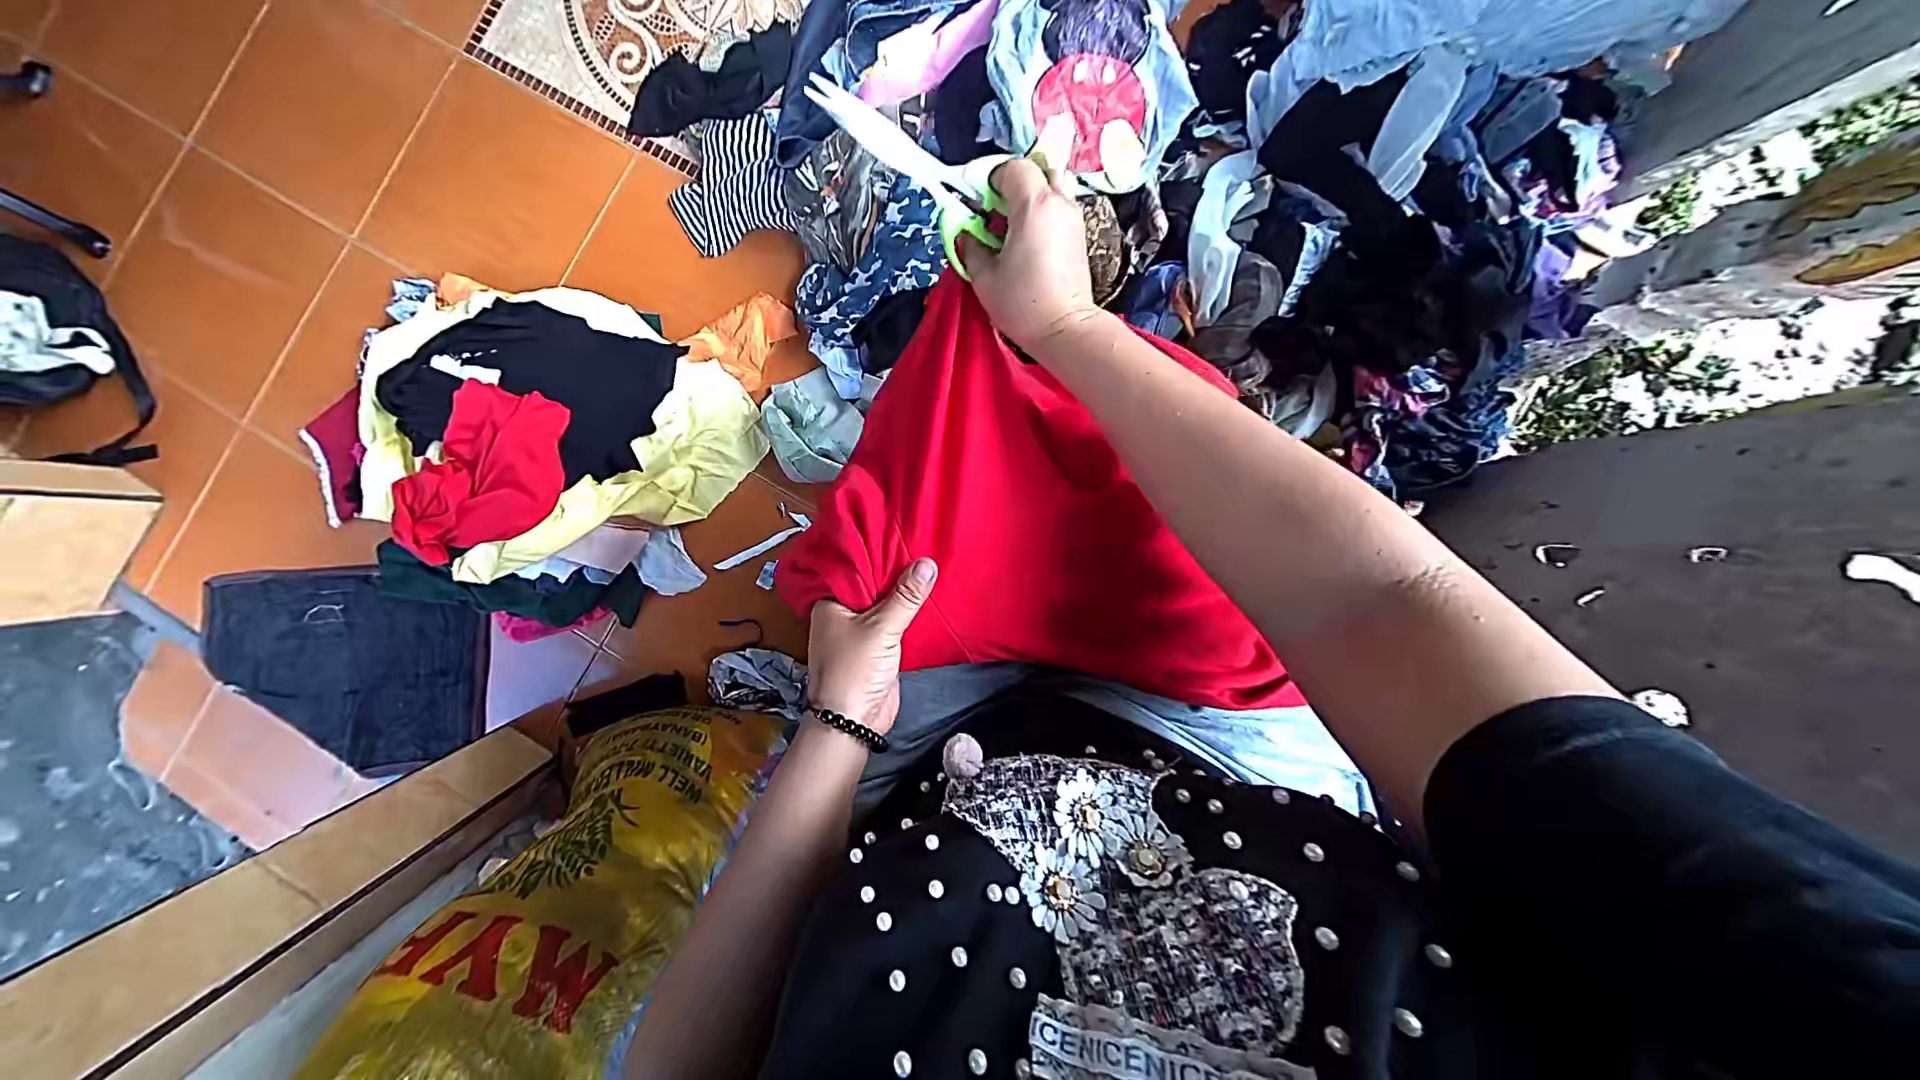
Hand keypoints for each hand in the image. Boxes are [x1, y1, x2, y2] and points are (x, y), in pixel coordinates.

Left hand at [805, 558, 937, 735]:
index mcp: (830, 603)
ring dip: (903, 594)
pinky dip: (907, 613)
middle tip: (921, 544)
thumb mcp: (881, 628)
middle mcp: (841, 614)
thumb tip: (927, 564)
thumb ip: (906, 596)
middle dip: (894, 572)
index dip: (877, 552)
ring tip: (929, 565)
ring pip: (884, 605)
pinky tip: (926, 598)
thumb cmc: (854, 670)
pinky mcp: (876, 648)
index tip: (901, 533)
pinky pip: (894, 623)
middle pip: (872, 586)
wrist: (853, 722)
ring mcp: (859, 632)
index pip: (854, 568)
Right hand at [957, 157, 1104, 351]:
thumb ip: (970, 247)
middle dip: (1015, 184)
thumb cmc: (1022, 305)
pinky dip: (1044, 214)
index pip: (1013, 167)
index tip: (979, 203)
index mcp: (1033, 205)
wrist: (1064, 330)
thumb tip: (965, 234)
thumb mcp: (984, 278)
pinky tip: (1029, 242)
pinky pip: (1060, 209)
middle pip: (1038, 171)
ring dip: (1032, 198)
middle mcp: (1058, 204)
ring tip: (1014, 227)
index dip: (992, 178)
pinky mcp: (1080, 237)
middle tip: (997, 213)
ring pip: (1053, 187)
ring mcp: (1073, 219)